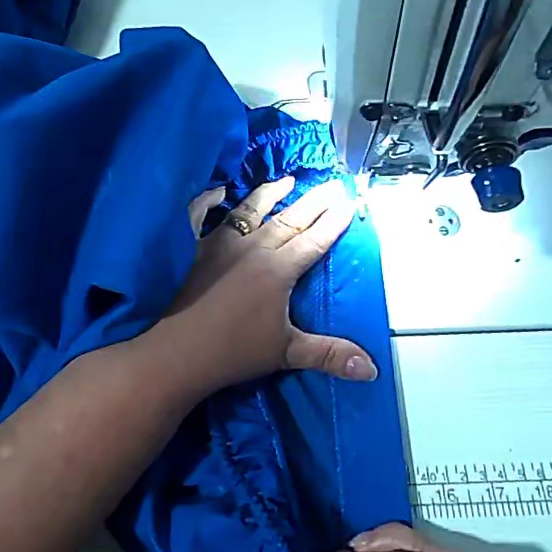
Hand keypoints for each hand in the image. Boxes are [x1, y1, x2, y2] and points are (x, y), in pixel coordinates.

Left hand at [141, 178, 376, 398]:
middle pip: (289, 219)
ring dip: (270, 194)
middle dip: (314, 201)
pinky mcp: (196, 250)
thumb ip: (329, 354)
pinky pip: (201, 217)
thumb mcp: (288, 353)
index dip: (334, 221)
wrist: (179, 350)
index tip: (349, 201)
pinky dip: (208, 201)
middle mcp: (253, 249)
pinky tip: (216, 191)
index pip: (314, 240)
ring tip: (286, 181)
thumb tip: (371, 370)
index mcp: (278, 270)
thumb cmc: (234, 351)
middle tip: (332, 183)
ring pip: (250, 211)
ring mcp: (221, 245)